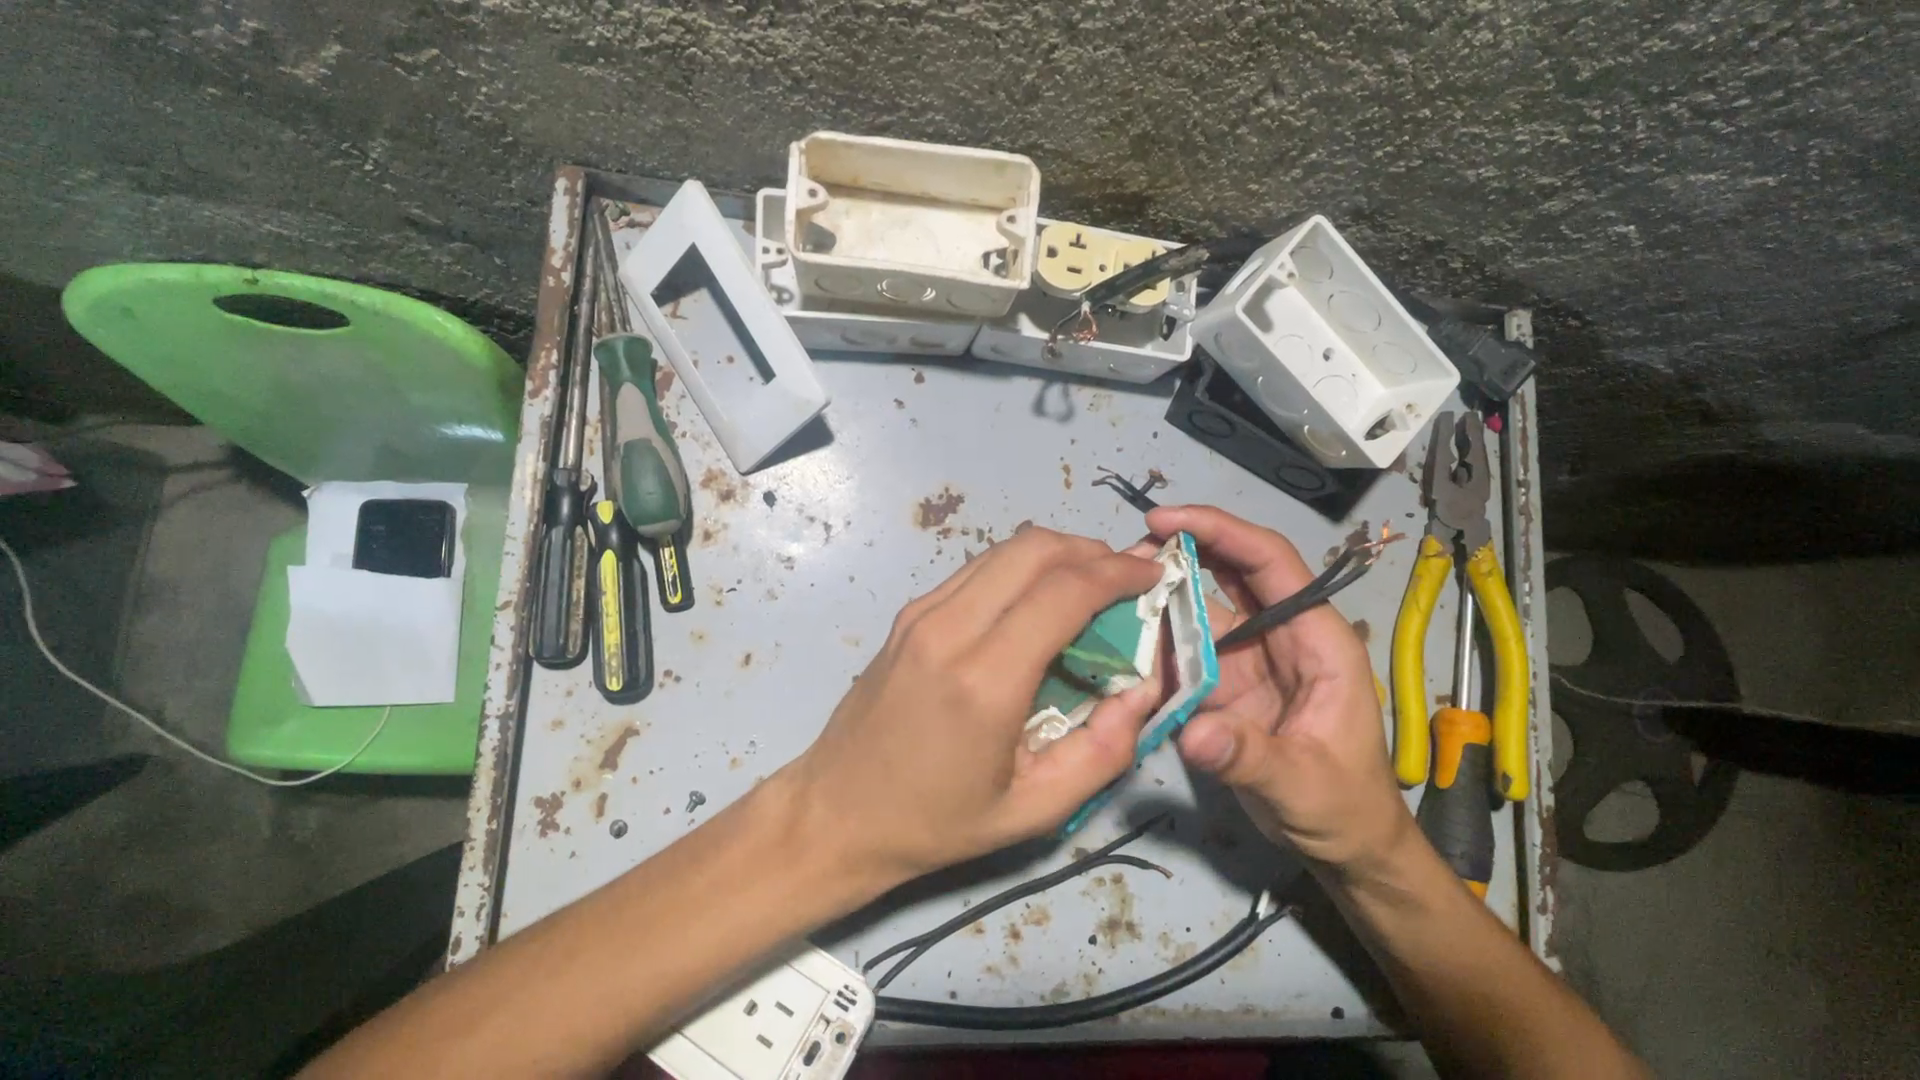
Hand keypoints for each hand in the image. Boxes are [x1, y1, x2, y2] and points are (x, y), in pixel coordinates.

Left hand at [786, 527, 1165, 889]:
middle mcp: (950, 629)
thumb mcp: (1034, 810)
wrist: (837, 812)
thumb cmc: (937, 820)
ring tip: (1090, 584)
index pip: (1064, 591)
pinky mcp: (908, 614)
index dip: (1118, 574)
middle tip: (1126, 576)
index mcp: (985, 680)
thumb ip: (1103, 751)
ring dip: (1056, 554)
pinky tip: (1037, 601)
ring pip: (1002, 550)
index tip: (1153, 576)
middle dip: (1091, 550)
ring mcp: (921, 614)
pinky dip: (1019, 568)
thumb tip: (1145, 689)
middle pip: (1034, 549)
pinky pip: (975, 569)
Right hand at [1146, 505, 1412, 872]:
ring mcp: (1248, 660)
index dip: (1220, 531)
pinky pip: (1184, 654)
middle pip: (1228, 574)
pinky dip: (1154, 647)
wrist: (1342, 845)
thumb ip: (1252, 757)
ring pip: (1199, 611)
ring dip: (1158, 600)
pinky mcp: (1224, 686)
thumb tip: (1194, 733)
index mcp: (1316, 639)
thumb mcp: (1305, 785)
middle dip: (1178, 555)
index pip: (1270, 563)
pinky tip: (1120, 645)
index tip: (1165, 520)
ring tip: (1108, 598)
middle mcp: (1279, 637)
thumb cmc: (1344, 807)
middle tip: (1122, 556)